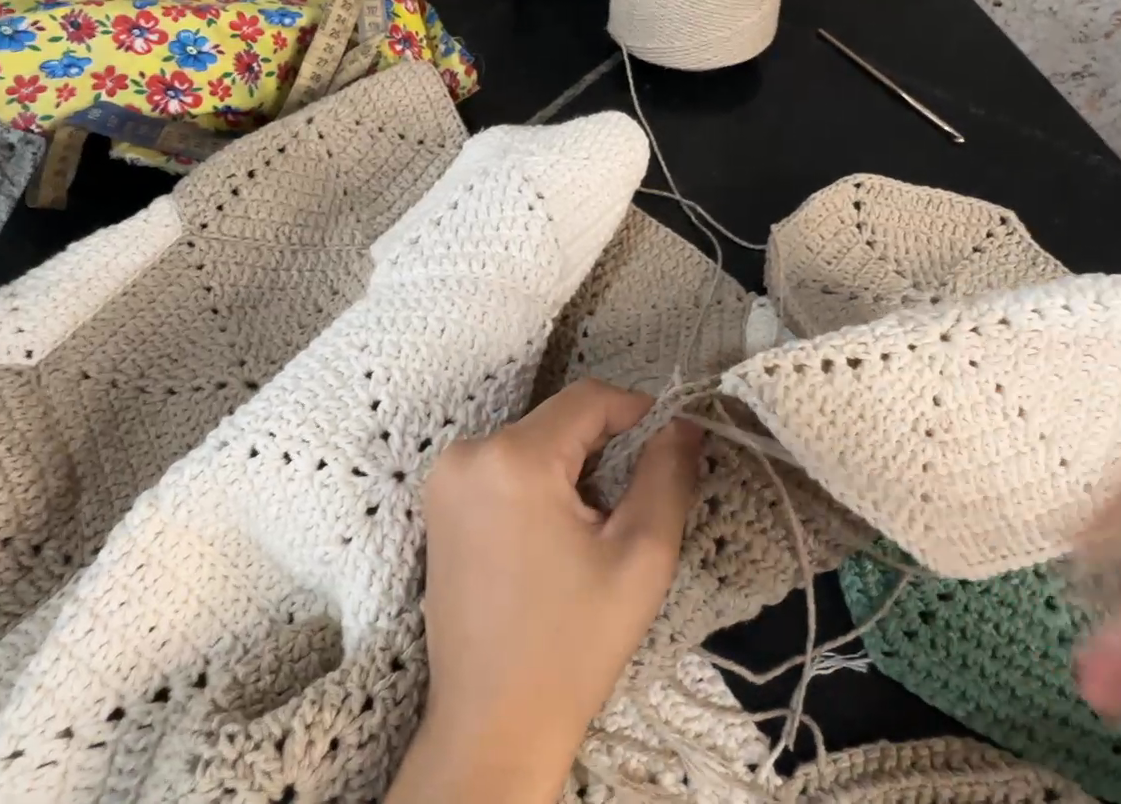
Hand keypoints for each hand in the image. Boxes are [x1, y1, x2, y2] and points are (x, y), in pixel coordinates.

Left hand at [387, 379, 703, 803]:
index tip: (669, 442)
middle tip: (628, 507)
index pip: (587, 399)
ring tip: (589, 533)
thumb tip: (683, 424)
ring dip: (571, 469)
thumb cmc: (573, 644)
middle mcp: (466, 454)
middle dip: (603, 449)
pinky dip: (537, 485)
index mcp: (513, 459)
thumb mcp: (642, 556)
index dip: (636, 410)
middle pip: (557, 421)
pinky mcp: (437, 506)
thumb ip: (668, 475)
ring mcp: (444, 480)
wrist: (493, 721)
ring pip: (531, 443)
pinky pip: (502, 468)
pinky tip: (550, 540)